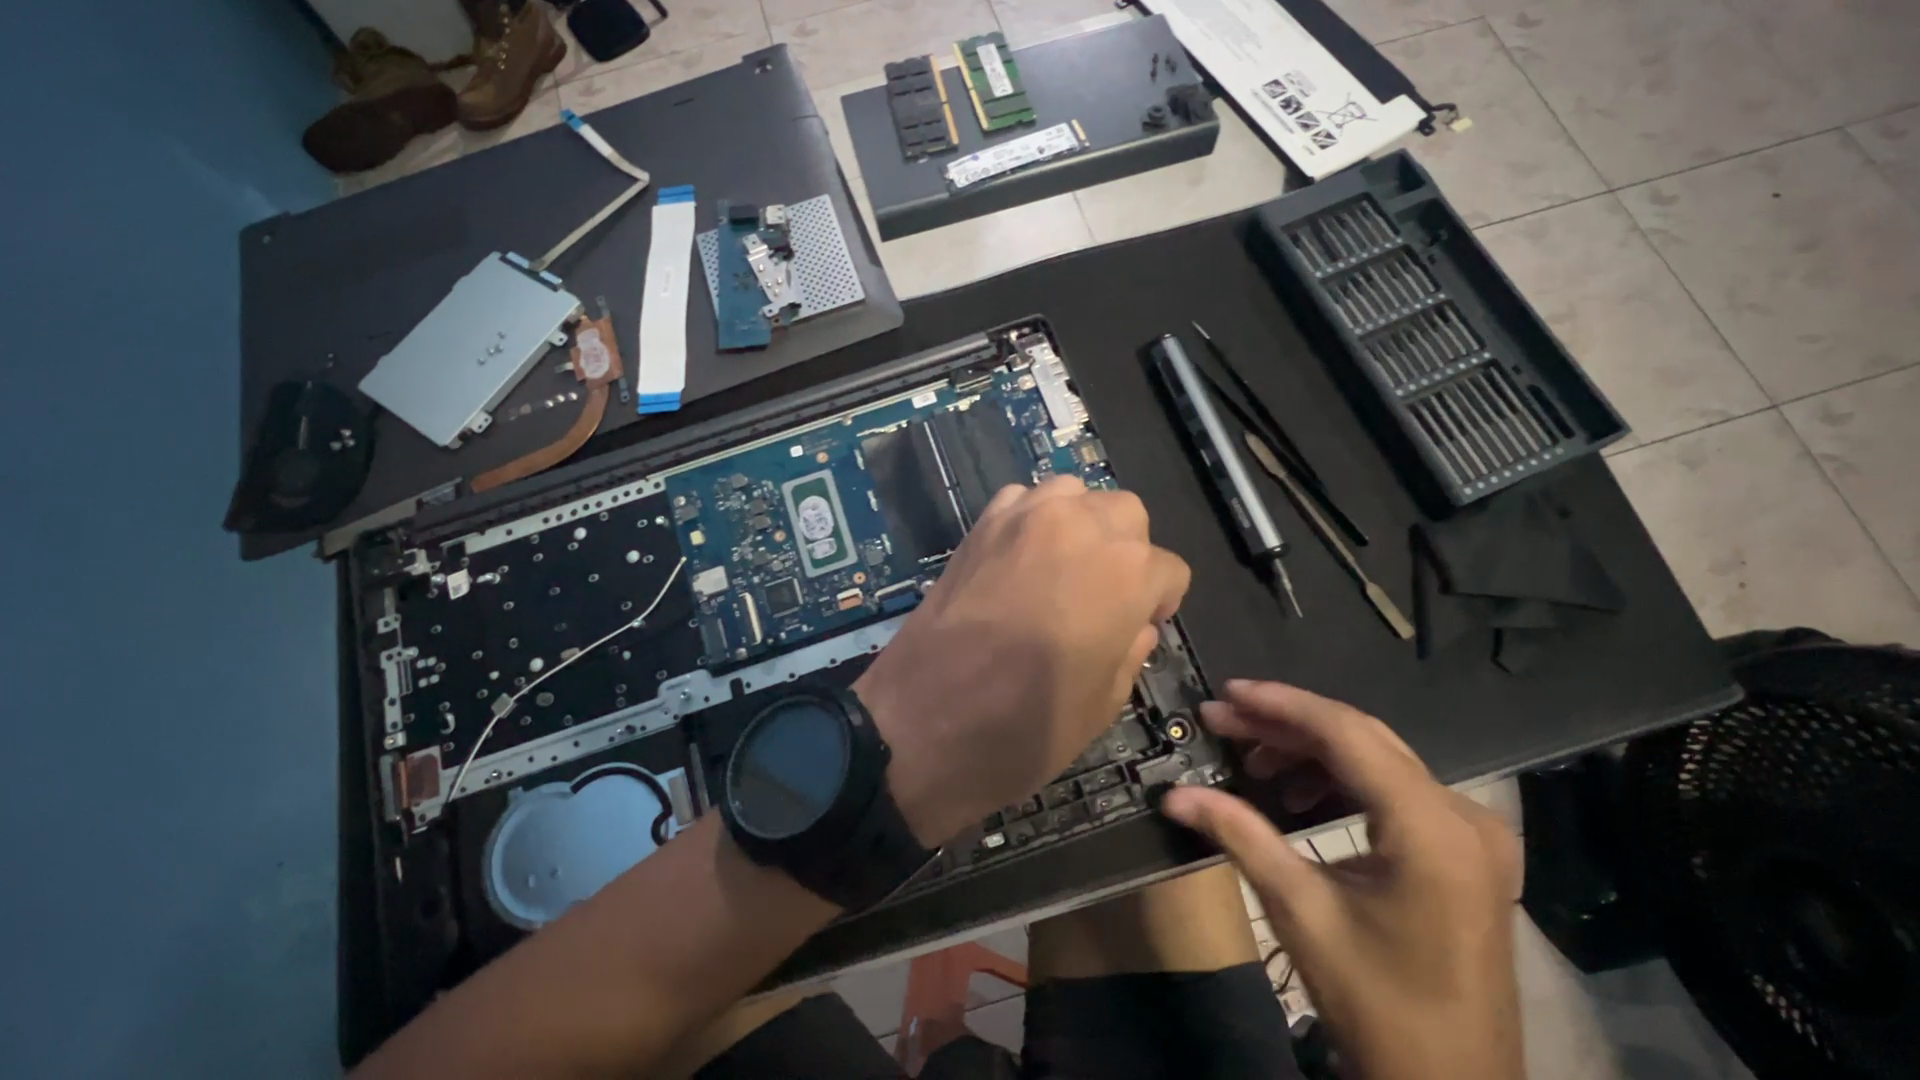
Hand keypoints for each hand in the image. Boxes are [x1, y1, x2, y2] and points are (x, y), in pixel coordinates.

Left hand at [853, 476, 1189, 845]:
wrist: (919, 727)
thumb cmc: (1022, 730)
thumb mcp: (1101, 707)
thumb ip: (1130, 654)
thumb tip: (1136, 627)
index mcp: (1125, 573)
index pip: (1169, 570)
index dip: (1160, 604)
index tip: (1140, 629)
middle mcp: (1080, 527)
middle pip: (1126, 515)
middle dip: (1128, 552)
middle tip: (1106, 598)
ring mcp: (1023, 518)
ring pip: (1074, 494)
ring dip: (1081, 525)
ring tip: (1065, 571)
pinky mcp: (978, 526)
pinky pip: (1020, 502)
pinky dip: (1031, 520)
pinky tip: (1021, 561)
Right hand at [1161, 681, 1523, 1079]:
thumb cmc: (1376, 1003)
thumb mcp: (1301, 912)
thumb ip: (1240, 836)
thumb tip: (1175, 794)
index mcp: (1432, 828)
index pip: (1347, 735)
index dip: (1281, 705)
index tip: (1225, 695)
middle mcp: (1465, 815)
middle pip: (1365, 741)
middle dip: (1288, 726)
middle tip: (1224, 723)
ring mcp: (1474, 834)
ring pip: (1381, 763)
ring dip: (1314, 754)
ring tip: (1253, 764)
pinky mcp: (1469, 853)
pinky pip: (1399, 793)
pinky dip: (1346, 784)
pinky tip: (1299, 796)